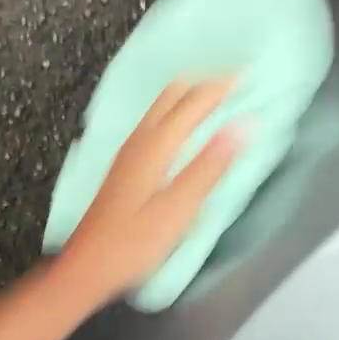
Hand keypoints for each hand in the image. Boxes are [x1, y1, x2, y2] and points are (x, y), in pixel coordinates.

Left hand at [59, 79, 242, 303]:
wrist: (89, 266)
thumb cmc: (135, 243)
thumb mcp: (179, 209)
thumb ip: (210, 166)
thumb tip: (241, 127)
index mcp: (155, 146)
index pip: (194, 101)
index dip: (223, 84)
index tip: (249, 73)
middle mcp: (140, 140)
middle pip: (174, 92)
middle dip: (206, 80)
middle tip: (235, 80)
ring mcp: (129, 150)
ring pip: (162, 104)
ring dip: (191, 93)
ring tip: (218, 95)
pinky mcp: (126, 164)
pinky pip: (156, 120)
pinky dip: (178, 110)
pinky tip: (187, 125)